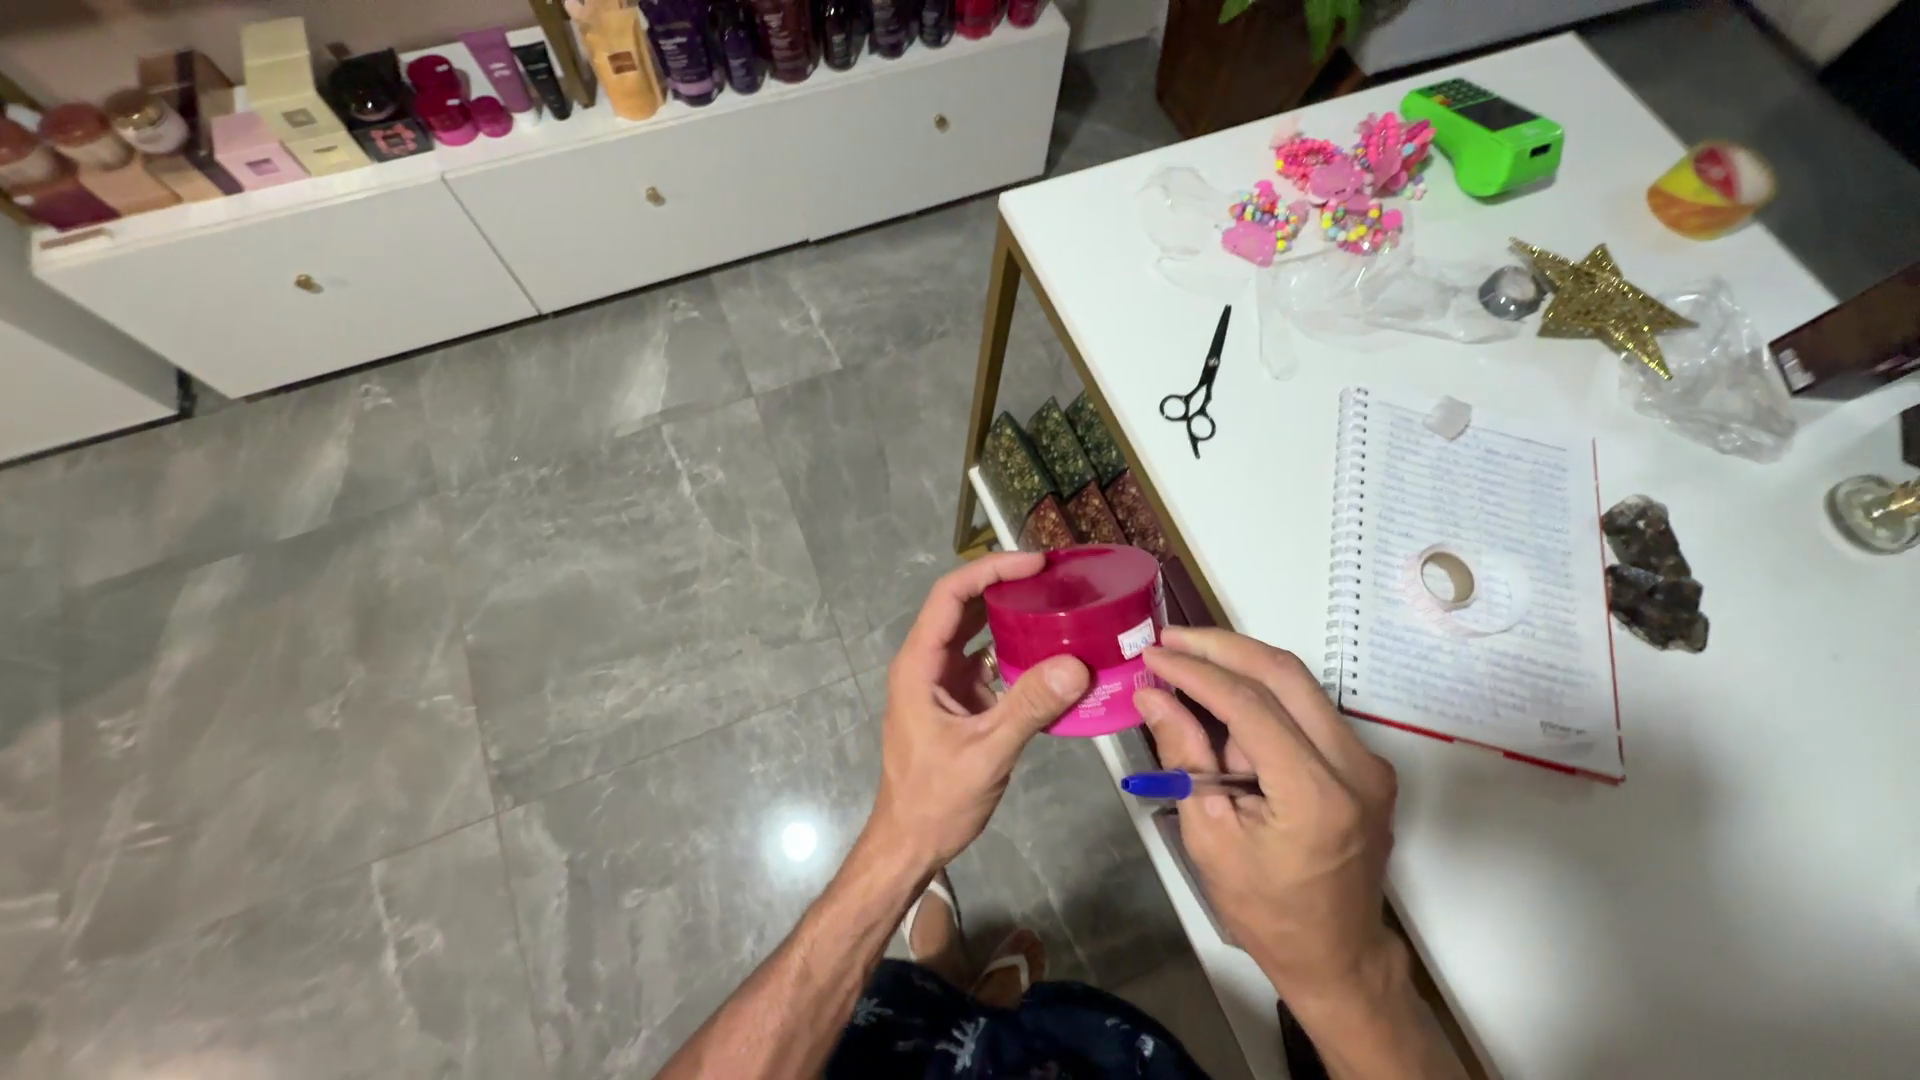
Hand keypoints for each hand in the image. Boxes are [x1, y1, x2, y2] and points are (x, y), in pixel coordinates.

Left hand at [869, 554, 1089, 868]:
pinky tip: (1049, 653)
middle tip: (1056, 577)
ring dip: (1010, 615)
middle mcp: (927, 663)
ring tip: (1057, 603)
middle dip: (1004, 585)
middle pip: (962, 606)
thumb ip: (1028, 707)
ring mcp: (941, 682)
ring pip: (975, 633)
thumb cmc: (936, 798)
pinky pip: (986, 663)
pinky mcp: (957, 701)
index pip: (950, 596)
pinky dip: (1014, 652)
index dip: (990, 571)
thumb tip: (1076, 665)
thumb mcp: (986, 753)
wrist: (910, 842)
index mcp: (919, 664)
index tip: (1036, 563)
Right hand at [1137, 627, 1399, 1006]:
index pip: (1250, 704)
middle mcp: (1355, 765)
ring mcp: (1367, 760)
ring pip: (1298, 682)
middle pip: (1284, 673)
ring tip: (1186, 659)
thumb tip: (1152, 695)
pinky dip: (1261, 690)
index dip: (1196, 672)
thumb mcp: (1210, 838)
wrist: (1336, 954)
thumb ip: (1184, 758)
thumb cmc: (1265, 909)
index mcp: (1316, 794)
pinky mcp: (1364, 761)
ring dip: (1240, 663)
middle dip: (1221, 646)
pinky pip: (1306, 706)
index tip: (1152, 654)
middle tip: (1169, 638)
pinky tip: (1221, 693)